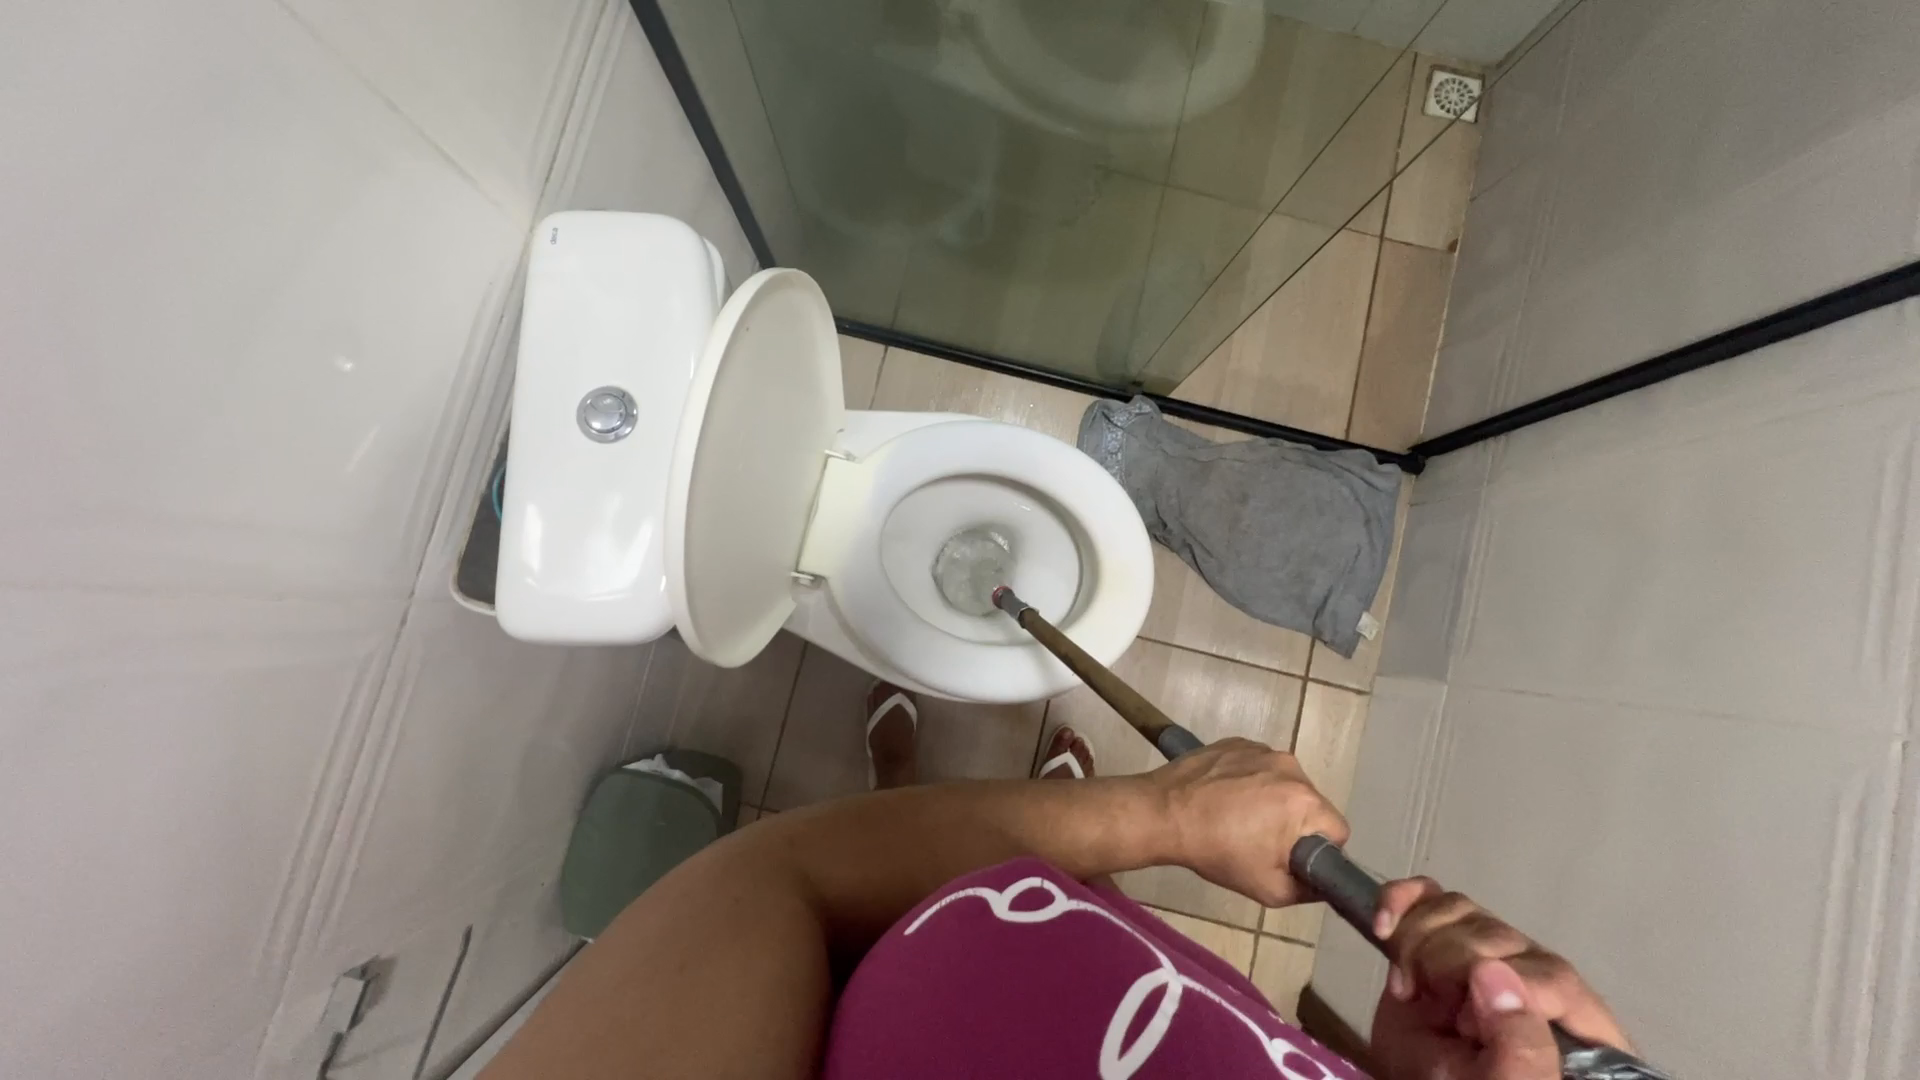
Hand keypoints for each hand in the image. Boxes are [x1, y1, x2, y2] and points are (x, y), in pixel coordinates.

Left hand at [1145, 738, 1347, 905]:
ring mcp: (1260, 748)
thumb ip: (1308, 890)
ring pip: (1284, 782)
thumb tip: (1321, 881)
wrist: (1163, 812)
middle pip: (1310, 803)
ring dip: (1271, 798)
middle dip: (1294, 823)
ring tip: (1238, 816)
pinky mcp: (1236, 741)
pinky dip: (1249, 779)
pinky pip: (1258, 765)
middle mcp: (1290, 766)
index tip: (1291, 856)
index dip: (1318, 849)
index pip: (1337, 830)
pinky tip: (1224, 795)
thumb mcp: (1271, 890)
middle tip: (1261, 839)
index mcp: (1305, 800)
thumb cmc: (1217, 851)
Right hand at [1368, 878, 1632, 1079]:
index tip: (1465, 1025)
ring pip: (1456, 908)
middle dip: (1447, 968)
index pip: (1553, 977)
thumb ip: (1518, 1048)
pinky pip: (1425, 890)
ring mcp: (1483, 948)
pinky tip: (1384, 930)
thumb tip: (1491, 971)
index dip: (1503, 992)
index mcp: (1572, 1019)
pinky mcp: (1438, 930)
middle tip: (1434, 1010)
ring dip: (1417, 944)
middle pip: (1496, 935)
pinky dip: (1398, 900)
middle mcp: (1534, 973)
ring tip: (1411, 988)